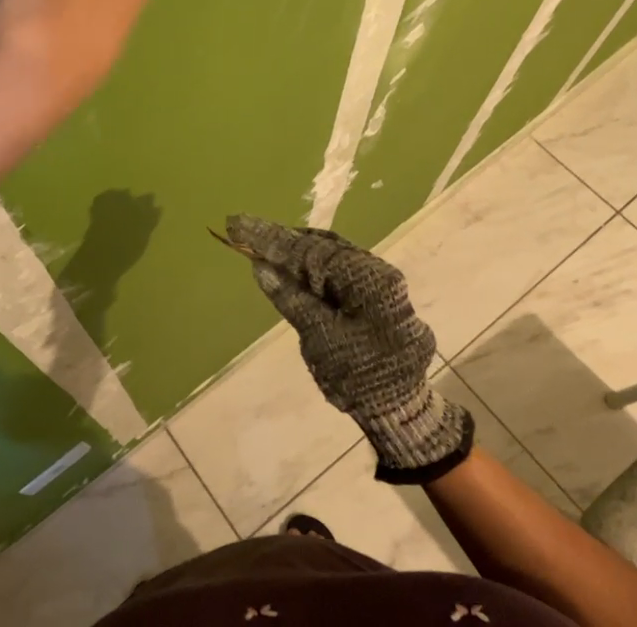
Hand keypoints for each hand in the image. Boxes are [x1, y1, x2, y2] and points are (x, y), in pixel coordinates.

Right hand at [223, 215, 474, 483]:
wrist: (398, 412)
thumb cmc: (361, 377)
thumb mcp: (321, 339)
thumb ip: (291, 299)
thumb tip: (261, 266)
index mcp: (371, 279)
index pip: (313, 250)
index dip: (273, 239)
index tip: (239, 226)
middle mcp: (378, 272)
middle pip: (322, 247)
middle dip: (282, 240)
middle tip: (242, 230)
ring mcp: (378, 283)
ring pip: (329, 258)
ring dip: (294, 253)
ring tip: (259, 243)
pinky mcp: (372, 297)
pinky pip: (336, 273)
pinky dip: (309, 270)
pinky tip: (287, 268)